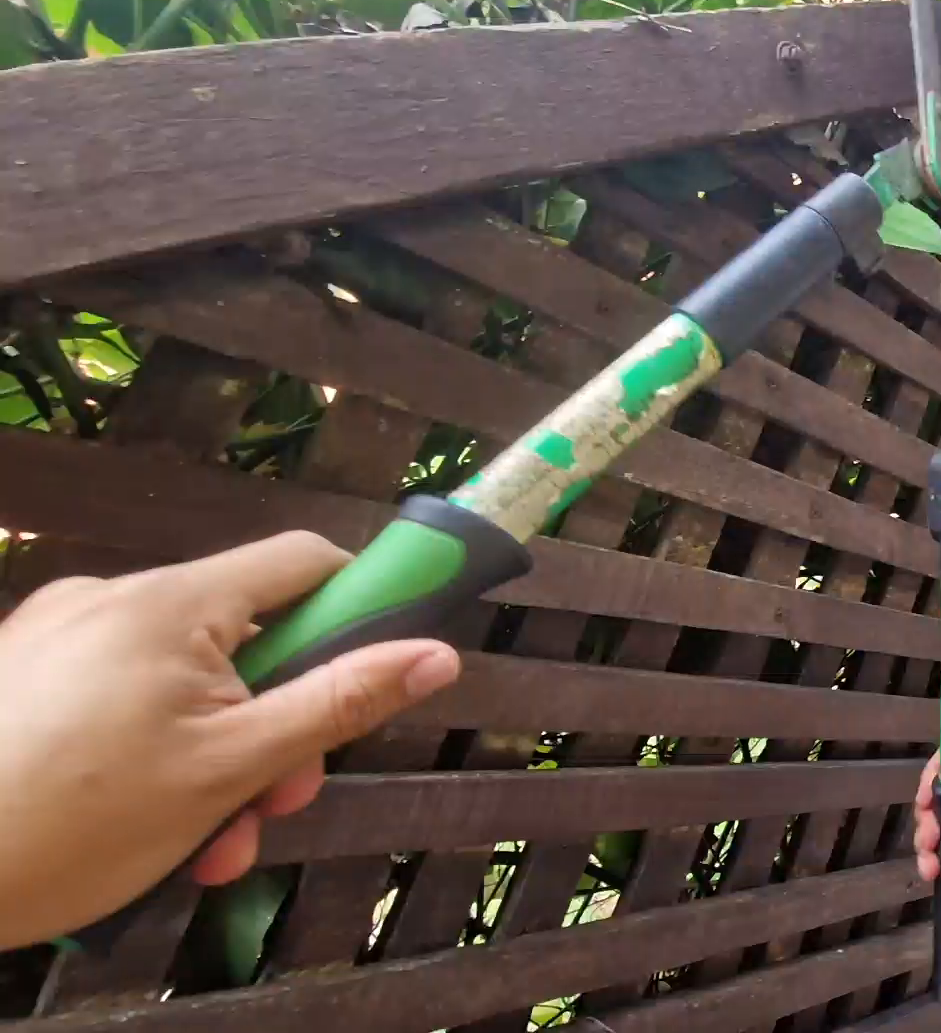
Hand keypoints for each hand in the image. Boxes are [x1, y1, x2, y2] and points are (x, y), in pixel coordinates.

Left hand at [0, 531, 460, 947]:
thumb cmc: (62, 827)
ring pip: (195, 677)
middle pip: (255, 634)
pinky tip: (156, 825)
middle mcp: (111, 602)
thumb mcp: (234, 767)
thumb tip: (442, 656)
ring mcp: (53, 641)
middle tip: (285, 793)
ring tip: (215, 836)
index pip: (308, 559)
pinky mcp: (16, 682)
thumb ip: (344, 700)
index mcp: (168, 605)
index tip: (381, 658)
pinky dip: (166, 748)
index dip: (364, 596)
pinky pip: (131, 697)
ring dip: (231, 749)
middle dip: (288, 714)